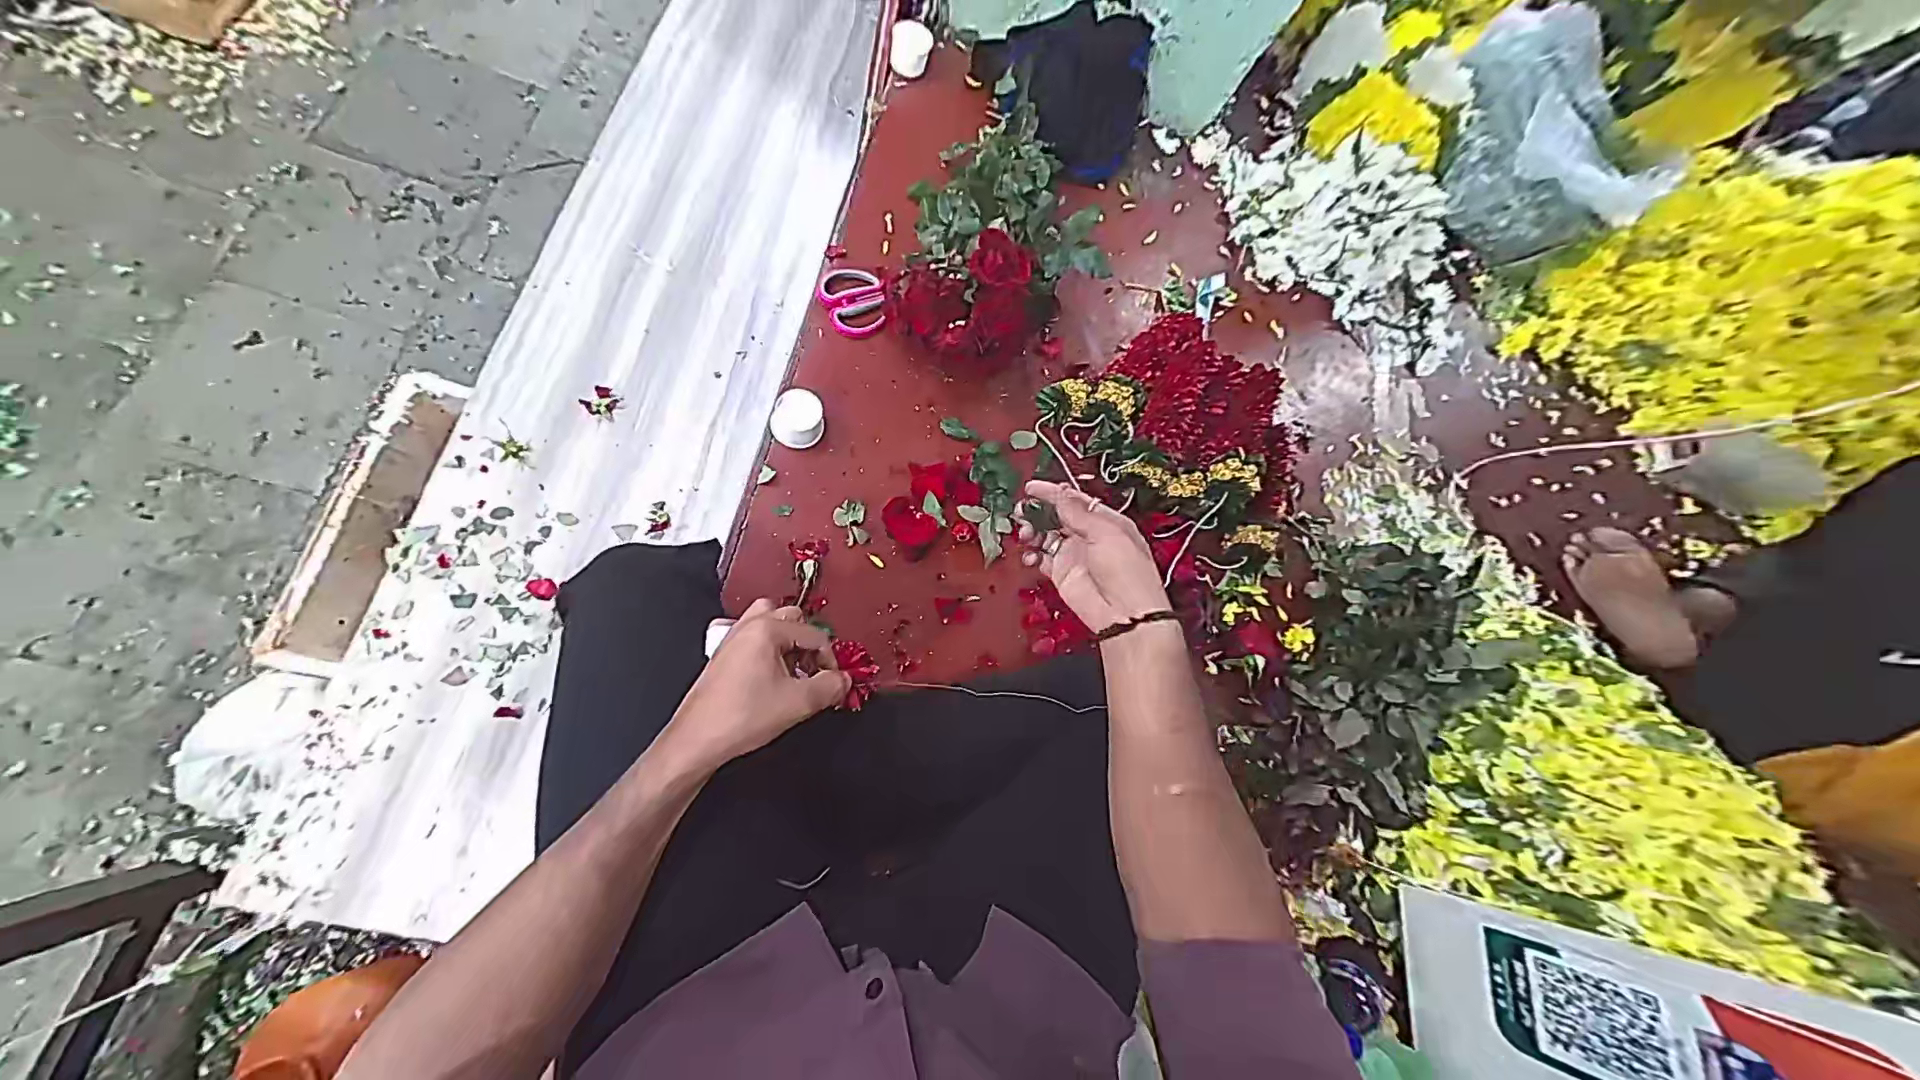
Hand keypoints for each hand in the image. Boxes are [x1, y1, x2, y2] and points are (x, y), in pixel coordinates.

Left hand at [662, 599, 848, 770]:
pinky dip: (770, 647)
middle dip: (810, 646)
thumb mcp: (799, 703)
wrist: (697, 740)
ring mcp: (733, 637)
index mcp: (767, 629)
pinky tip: (772, 675)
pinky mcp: (724, 653)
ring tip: (794, 669)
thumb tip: (843, 680)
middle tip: (813, 673)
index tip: (832, 683)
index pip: (816, 634)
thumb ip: (830, 686)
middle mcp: (748, 625)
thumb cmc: (742, 718)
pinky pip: (755, 636)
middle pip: (794, 619)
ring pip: (772, 622)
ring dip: (789, 641)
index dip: (830, 660)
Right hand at [1017, 480, 1172, 634]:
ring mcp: (1074, 555)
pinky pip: (1042, 559)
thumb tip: (1061, 495)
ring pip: (1046, 535)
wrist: (1125, 615)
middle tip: (1023, 511)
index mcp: (1105, 521)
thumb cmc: (1129, 573)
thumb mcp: (1107, 533)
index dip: (1052, 493)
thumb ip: (1079, 513)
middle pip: (1056, 516)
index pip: (1074, 500)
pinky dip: (1032, 555)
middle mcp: (1088, 536)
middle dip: (1038, 512)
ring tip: (1025, 534)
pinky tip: (1030, 554)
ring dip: (1032, 531)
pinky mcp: (1062, 574)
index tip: (1032, 488)